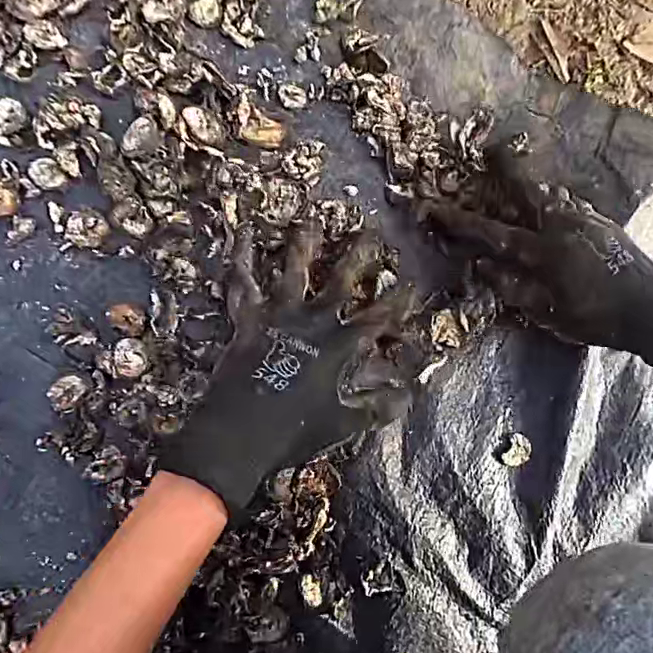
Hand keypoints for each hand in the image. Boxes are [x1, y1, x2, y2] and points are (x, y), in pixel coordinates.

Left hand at [160, 223, 418, 512]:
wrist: (239, 434)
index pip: (378, 318)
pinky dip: (243, 255)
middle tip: (371, 231)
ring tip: (311, 219)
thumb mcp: (344, 424)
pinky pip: (244, 281)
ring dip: (305, 244)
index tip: (413, 282)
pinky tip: (244, 231)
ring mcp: (278, 316)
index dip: (398, 301)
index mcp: (339, 347)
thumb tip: (408, 395)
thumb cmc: (294, 432)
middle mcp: (312, 322)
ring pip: (295, 271)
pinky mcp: (248, 318)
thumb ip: (378, 408)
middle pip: (342, 281)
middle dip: (359, 256)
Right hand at [421, 160, 652, 392]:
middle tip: (492, 149)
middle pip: (528, 190)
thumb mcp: (548, 314)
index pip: (494, 232)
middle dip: (507, 169)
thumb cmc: (597, 320)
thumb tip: (482, 265)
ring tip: (518, 174)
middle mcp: (566, 227)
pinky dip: (554, 198)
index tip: (436, 209)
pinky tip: (553, 204)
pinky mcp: (606, 225)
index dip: (462, 222)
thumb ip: (512, 288)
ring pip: (553, 194)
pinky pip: (571, 204)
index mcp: (546, 252)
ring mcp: (589, 222)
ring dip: (532, 183)